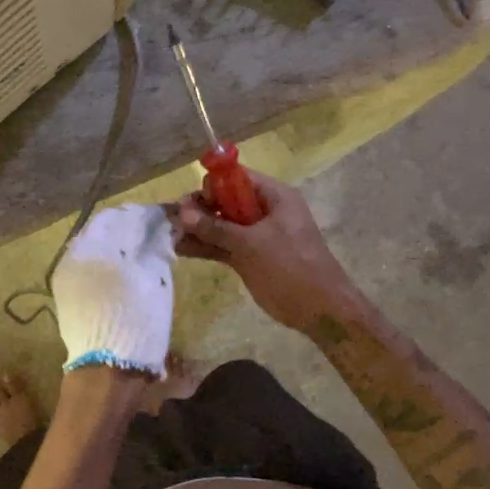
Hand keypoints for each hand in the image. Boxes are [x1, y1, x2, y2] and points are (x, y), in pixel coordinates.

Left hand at [52, 205, 175, 376]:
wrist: (107, 367)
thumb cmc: (139, 323)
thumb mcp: (156, 280)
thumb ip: (156, 246)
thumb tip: (162, 226)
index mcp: (101, 245)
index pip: (123, 214)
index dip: (145, 214)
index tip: (163, 219)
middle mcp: (76, 251)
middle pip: (103, 225)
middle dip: (126, 224)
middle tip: (150, 232)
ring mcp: (65, 268)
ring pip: (91, 240)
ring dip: (112, 239)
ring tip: (135, 250)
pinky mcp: (62, 286)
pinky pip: (81, 259)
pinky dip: (99, 256)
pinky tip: (116, 267)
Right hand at [173, 170, 358, 330]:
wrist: (320, 310)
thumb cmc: (291, 267)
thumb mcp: (251, 244)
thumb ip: (215, 228)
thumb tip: (181, 213)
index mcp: (274, 197)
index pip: (237, 178)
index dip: (213, 185)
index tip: (191, 202)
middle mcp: (264, 211)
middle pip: (225, 201)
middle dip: (199, 209)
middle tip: (175, 222)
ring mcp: (256, 235)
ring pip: (221, 225)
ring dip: (197, 230)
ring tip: (169, 235)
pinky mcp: (249, 257)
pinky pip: (222, 246)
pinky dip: (204, 247)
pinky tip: (180, 249)